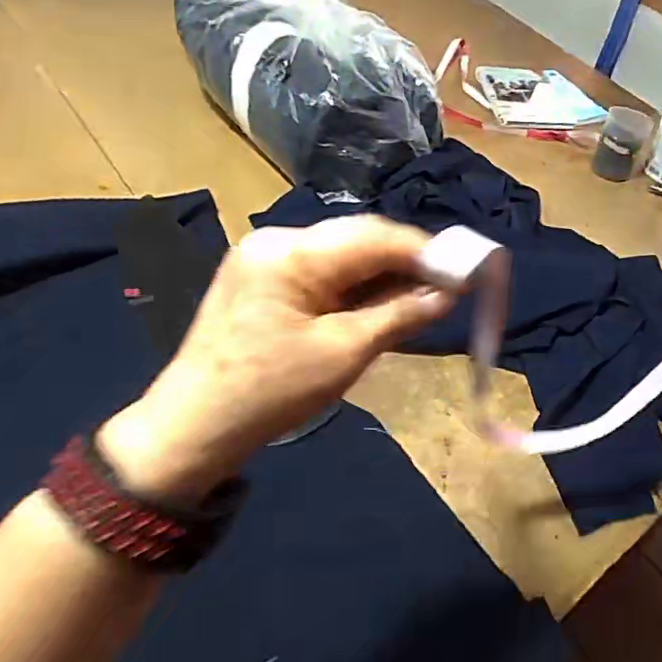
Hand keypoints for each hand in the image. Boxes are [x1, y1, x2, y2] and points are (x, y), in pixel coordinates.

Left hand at [97, 215, 455, 502]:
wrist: (195, 426)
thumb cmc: (270, 393)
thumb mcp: (343, 354)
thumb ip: (398, 315)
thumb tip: (447, 291)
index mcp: (291, 251)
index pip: (374, 235)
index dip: (426, 252)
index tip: (467, 272)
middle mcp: (273, 241)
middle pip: (354, 242)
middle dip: (402, 266)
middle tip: (444, 293)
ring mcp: (259, 260)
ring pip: (336, 259)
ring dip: (375, 280)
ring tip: (414, 306)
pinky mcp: (255, 283)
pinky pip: (314, 277)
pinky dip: (347, 292)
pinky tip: (371, 311)